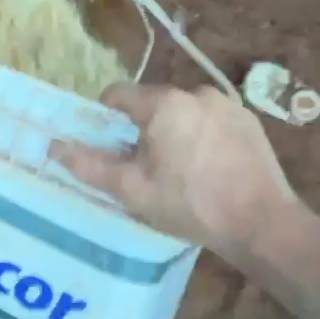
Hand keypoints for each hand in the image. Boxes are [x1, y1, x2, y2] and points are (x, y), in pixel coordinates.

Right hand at [53, 84, 301, 256]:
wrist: (265, 226)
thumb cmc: (192, 205)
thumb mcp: (133, 190)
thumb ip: (90, 166)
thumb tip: (54, 147)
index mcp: (163, 104)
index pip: (117, 95)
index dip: (107, 119)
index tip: (112, 148)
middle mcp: (194, 92)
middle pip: (151, 103)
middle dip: (143, 128)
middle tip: (147, 167)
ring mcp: (226, 104)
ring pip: (182, 111)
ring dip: (174, 130)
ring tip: (182, 170)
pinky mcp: (249, 119)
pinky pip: (210, 119)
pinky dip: (202, 135)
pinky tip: (210, 168)